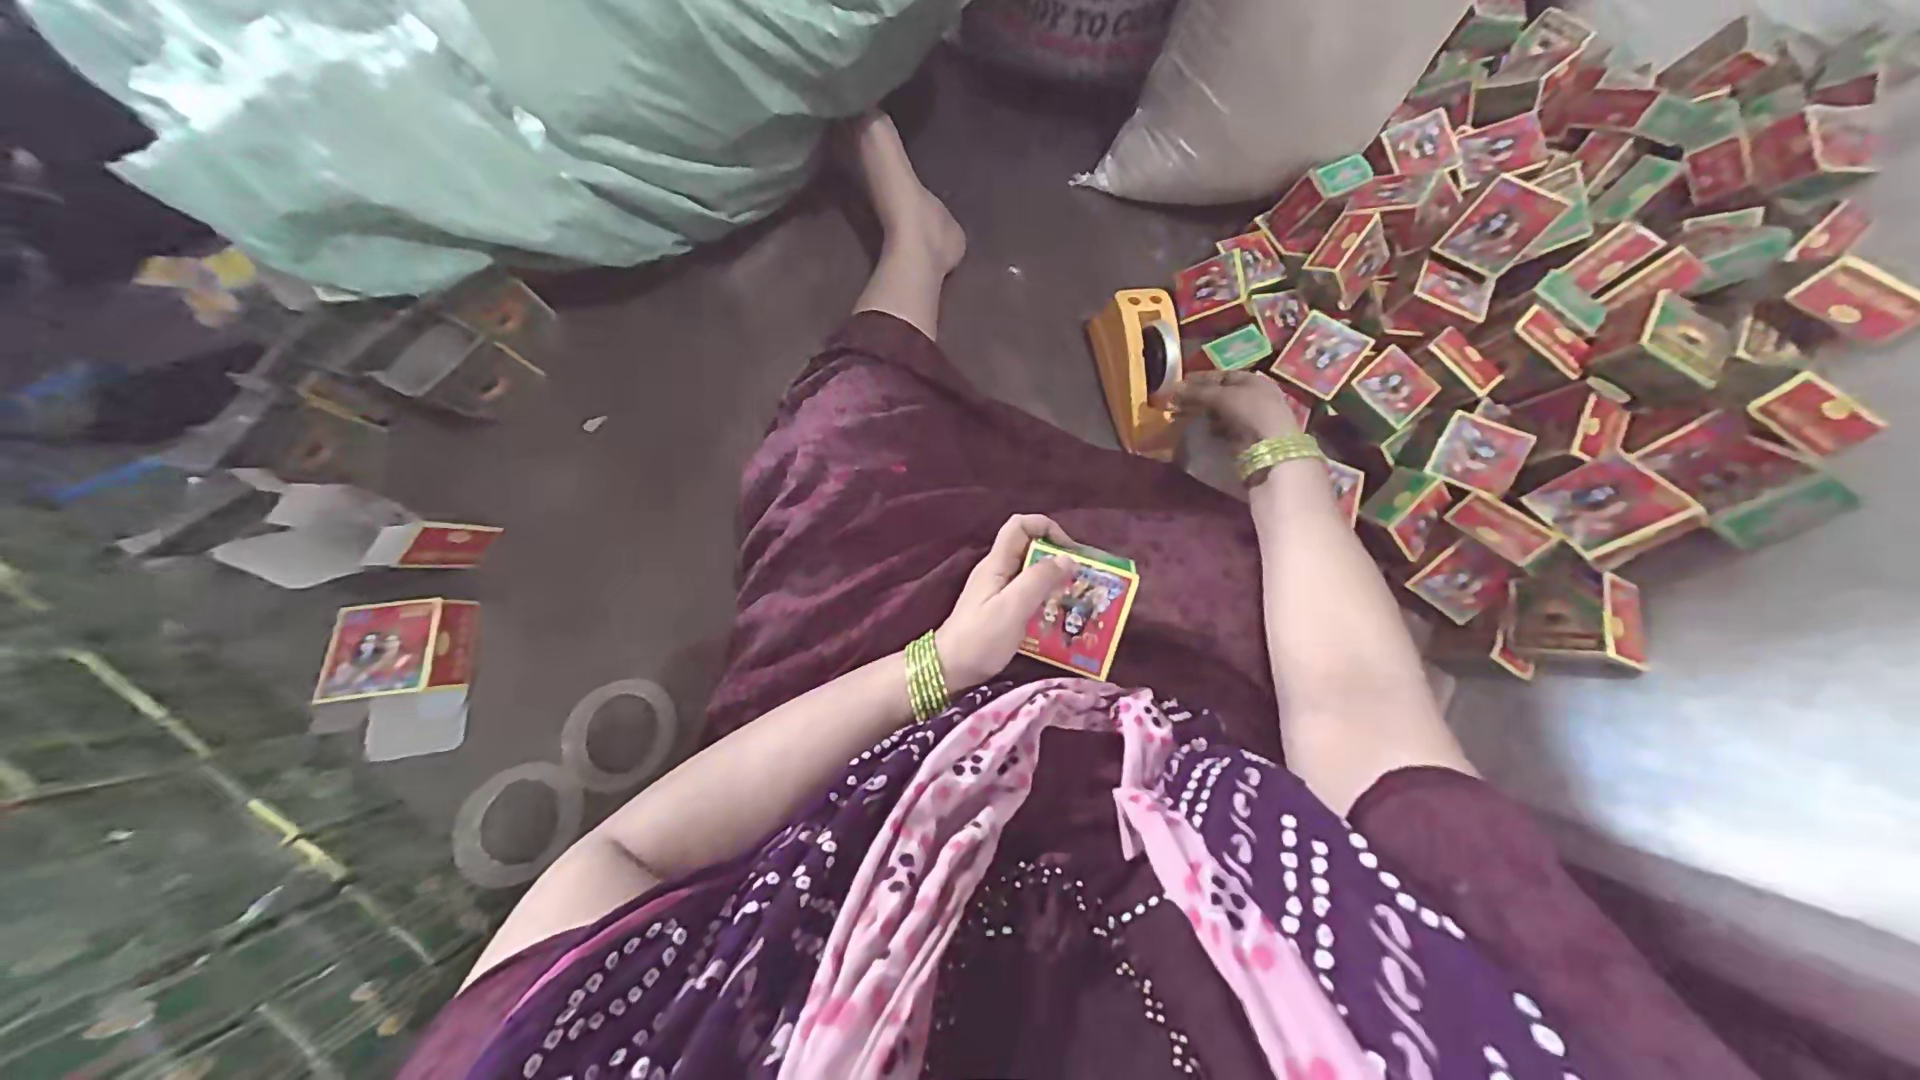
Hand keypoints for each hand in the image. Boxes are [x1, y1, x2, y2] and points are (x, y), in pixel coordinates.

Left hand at [935, 514, 1077, 687]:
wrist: (948, 670)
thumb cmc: (980, 639)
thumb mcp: (1013, 607)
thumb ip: (1039, 580)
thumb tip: (1068, 558)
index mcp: (996, 563)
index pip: (1020, 525)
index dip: (1047, 528)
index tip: (1070, 553)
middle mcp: (996, 571)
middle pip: (1029, 548)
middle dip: (1056, 558)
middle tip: (1080, 580)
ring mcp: (996, 591)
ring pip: (1030, 572)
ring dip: (1053, 581)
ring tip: (1075, 599)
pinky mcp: (999, 610)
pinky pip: (1026, 594)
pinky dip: (1044, 598)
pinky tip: (1057, 617)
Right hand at [1172, 369, 1302, 449]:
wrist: (1269, 446)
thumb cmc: (1249, 411)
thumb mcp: (1221, 396)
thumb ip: (1197, 391)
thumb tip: (1174, 387)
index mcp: (1254, 380)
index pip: (1223, 375)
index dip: (1202, 378)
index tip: (1182, 383)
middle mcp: (1256, 395)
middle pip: (1223, 393)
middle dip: (1201, 397)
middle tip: (1180, 402)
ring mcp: (1254, 416)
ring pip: (1224, 411)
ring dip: (1207, 413)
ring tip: (1188, 416)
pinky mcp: (1249, 435)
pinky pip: (1227, 427)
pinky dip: (1215, 428)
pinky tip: (1207, 430)